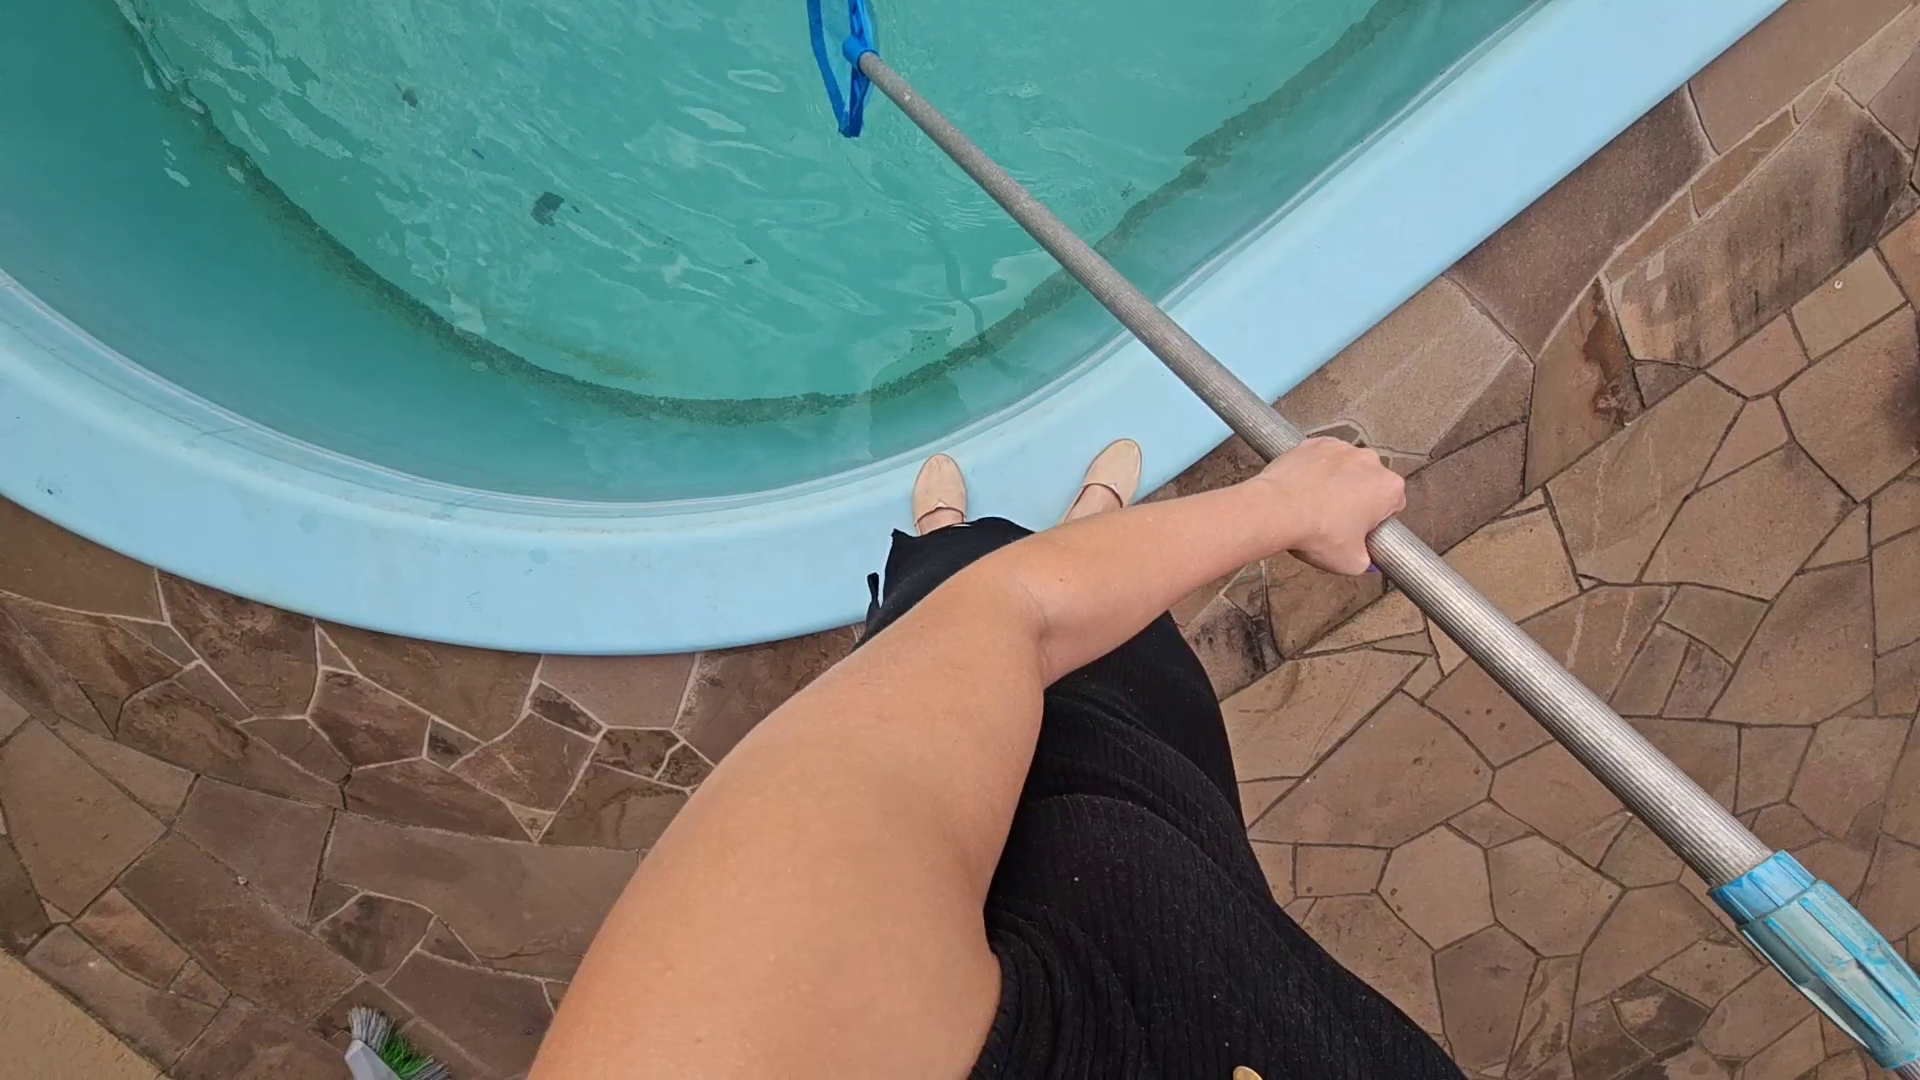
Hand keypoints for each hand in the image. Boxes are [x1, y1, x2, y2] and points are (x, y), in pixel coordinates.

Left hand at [1247, 437, 1404, 574]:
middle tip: (1332, 519)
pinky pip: (1318, 457)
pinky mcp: (1312, 443)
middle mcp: (1369, 460)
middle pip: (1368, 482)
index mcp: (1389, 487)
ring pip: (1343, 467)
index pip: (1392, 505)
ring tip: (1312, 503)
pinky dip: (1312, 468)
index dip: (1374, 520)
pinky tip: (1301, 487)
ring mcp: (1339, 448)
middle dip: (1355, 498)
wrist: (1275, 510)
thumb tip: (1364, 559)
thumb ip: (1367, 560)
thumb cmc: (1314, 532)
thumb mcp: (1352, 562)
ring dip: (1334, 481)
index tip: (1357, 529)